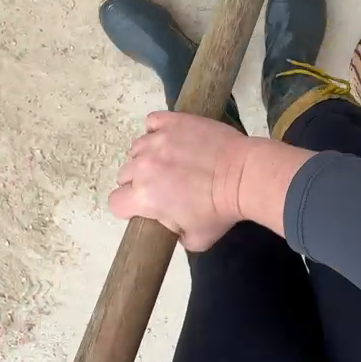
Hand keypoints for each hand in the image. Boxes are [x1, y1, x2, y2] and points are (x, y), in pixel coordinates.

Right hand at [108, 111, 311, 249]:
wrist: (243, 175)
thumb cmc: (221, 210)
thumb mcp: (195, 240)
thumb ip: (173, 234)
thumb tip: (172, 226)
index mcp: (144, 197)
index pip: (116, 203)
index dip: (130, 207)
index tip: (147, 206)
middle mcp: (143, 166)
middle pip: (125, 174)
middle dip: (140, 181)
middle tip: (165, 184)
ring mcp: (157, 140)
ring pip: (138, 148)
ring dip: (149, 156)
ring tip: (172, 161)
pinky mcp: (173, 121)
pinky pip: (153, 121)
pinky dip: (157, 128)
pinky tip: (169, 137)